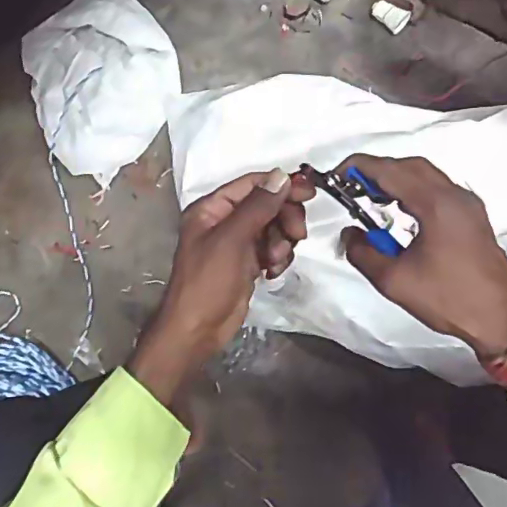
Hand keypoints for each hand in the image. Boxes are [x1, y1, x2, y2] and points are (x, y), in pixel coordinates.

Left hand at [128, 169, 314, 410]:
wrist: (197, 329)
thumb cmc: (207, 281)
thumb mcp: (232, 239)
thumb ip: (258, 207)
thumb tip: (281, 176)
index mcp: (211, 209)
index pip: (251, 185)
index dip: (280, 186)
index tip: (309, 191)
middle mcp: (223, 221)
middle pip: (267, 205)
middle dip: (284, 218)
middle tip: (297, 234)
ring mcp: (236, 243)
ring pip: (273, 228)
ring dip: (282, 242)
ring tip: (275, 260)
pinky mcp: (247, 263)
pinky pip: (272, 249)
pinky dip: (278, 257)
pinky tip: (272, 272)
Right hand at [333, 155, 506, 359]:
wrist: (503, 319)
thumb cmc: (448, 299)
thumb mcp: (394, 280)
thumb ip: (363, 252)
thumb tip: (350, 233)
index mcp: (436, 205)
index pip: (390, 171)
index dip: (358, 168)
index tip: (335, 175)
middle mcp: (454, 195)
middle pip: (409, 166)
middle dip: (375, 170)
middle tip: (348, 187)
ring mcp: (467, 204)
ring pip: (425, 175)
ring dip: (395, 179)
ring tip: (368, 197)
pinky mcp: (472, 216)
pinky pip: (436, 188)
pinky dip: (412, 189)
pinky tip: (397, 210)